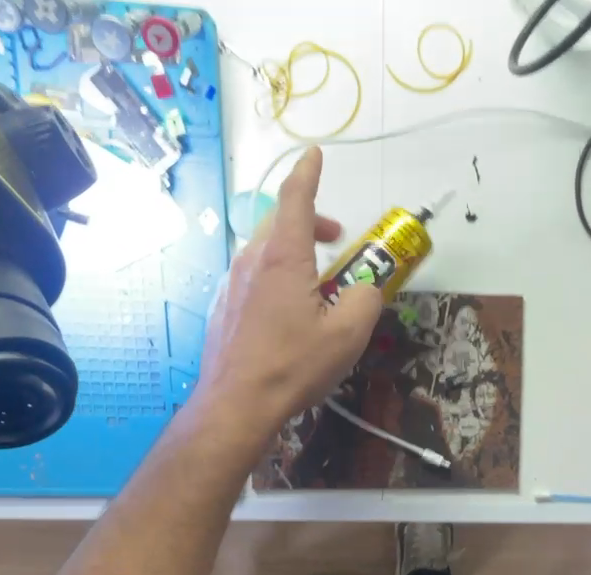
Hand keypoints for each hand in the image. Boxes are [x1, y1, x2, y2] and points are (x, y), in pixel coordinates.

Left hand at [196, 148, 382, 438]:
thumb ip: (365, 299)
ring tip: (318, 285)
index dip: (308, 173)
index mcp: (283, 257)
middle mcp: (252, 261)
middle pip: (280, 222)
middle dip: (311, 222)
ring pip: (265, 251)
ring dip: (294, 253)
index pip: (295, 199)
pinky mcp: (225, 309)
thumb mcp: (348, 334)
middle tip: (338, 241)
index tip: (315, 154)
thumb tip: (365, 288)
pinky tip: (290, 315)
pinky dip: (277, 279)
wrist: (236, 404)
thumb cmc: (294, 366)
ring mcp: (232, 285)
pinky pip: (254, 279)